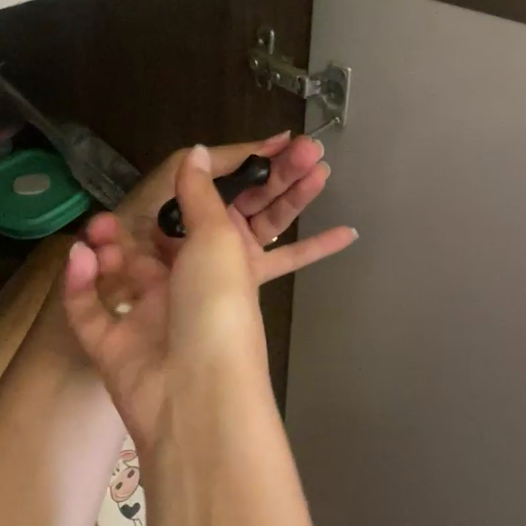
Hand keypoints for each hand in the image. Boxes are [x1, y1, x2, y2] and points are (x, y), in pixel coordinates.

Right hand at [59, 141, 355, 451]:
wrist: (196, 394)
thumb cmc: (218, 306)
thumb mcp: (216, 239)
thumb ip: (199, 194)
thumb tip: (195, 152)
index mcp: (219, 269)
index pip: (198, 231)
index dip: (179, 207)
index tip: (161, 184)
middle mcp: (185, 295)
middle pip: (152, 253)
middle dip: (132, 230)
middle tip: (112, 215)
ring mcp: (148, 324)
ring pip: (118, 277)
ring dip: (105, 251)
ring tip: (96, 234)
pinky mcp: (113, 349)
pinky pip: (89, 312)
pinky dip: (81, 285)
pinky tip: (79, 260)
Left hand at [88, 131, 353, 286]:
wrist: (191, 385)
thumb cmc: (182, 299)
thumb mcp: (186, 234)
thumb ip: (196, 188)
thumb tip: (199, 151)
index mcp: (180, 216)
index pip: (220, 176)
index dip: (250, 155)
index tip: (284, 139)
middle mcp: (202, 238)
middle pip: (246, 196)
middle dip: (277, 171)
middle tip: (312, 150)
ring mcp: (229, 264)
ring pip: (266, 220)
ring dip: (295, 195)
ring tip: (323, 171)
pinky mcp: (249, 290)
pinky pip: (283, 261)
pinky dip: (313, 248)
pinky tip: (345, 233)